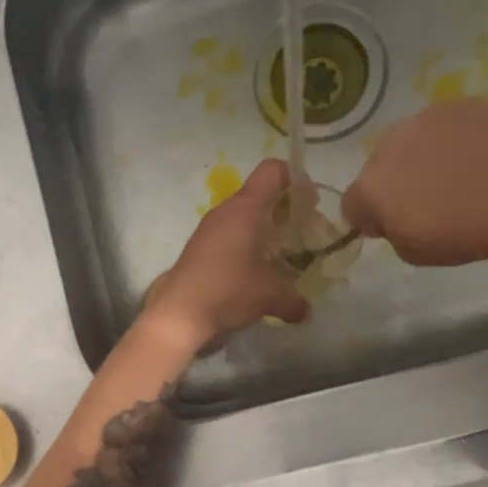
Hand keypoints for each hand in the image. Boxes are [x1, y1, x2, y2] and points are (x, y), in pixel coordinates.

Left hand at [143, 159, 311, 344]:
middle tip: (302, 237)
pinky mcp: (200, 250)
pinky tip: (256, 274)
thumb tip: (307, 312)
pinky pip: (230, 237)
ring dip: (265, 232)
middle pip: (261, 195)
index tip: (309, 206)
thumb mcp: (269, 297)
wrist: (178, 316)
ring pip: (244, 218)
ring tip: (281, 259)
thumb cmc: (227, 292)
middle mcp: (226, 211)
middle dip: (285, 212)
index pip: (273, 171)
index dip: (295, 180)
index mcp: (246, 208)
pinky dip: (247, 247)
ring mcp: (209, 230)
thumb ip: (294, 301)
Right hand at [345, 99, 487, 266]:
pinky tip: (478, 157)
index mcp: (371, 187)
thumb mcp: (413, 253)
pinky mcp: (461, 103)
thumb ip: (392, 232)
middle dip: (392, 183)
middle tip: (424, 202)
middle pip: (378, 167)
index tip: (390, 228)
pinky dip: (453, 139)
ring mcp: (425, 117)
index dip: (368, 219)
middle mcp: (389, 144)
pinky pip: (445, 125)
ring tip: (454, 176)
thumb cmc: (462, 233)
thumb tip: (392, 217)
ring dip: (420, 157)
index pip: (351, 205)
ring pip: (411, 141)